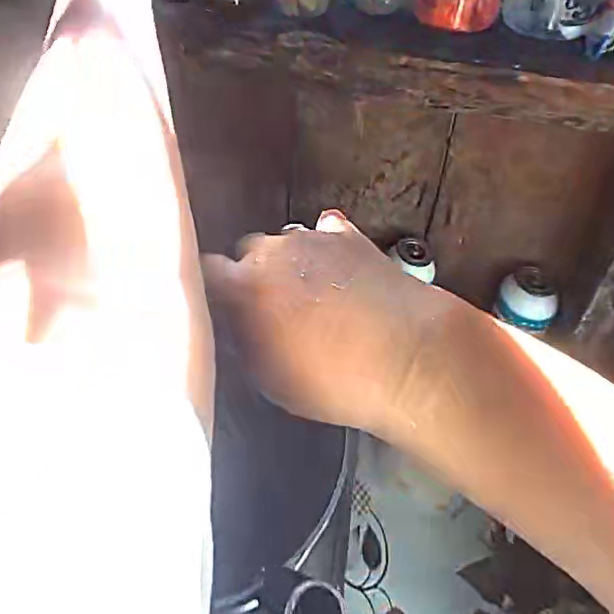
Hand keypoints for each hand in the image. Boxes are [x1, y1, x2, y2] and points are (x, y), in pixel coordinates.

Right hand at [201, 211, 464, 434]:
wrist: (408, 355)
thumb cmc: (333, 378)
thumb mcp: (269, 376)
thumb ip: (241, 339)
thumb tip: (232, 323)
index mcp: (243, 285)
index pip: (204, 271)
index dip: (208, 287)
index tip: (217, 304)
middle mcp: (273, 250)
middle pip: (247, 252)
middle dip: (252, 274)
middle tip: (268, 308)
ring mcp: (314, 238)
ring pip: (286, 242)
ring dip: (290, 263)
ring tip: (310, 296)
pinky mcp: (350, 236)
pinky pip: (325, 235)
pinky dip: (325, 251)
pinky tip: (337, 273)